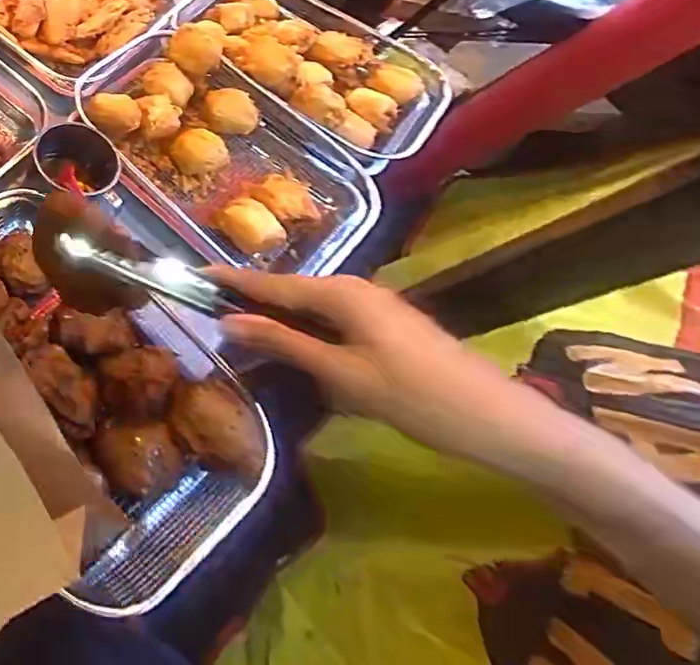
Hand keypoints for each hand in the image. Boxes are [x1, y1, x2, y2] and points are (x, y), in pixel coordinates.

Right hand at [211, 267, 561, 468]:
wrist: (509, 426)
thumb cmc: (419, 398)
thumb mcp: (343, 375)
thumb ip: (283, 342)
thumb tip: (228, 320)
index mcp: (339, 293)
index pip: (269, 283)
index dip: (228, 280)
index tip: (190, 273)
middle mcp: (353, 289)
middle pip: (287, 291)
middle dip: (247, 297)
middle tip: (206, 306)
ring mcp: (373, 305)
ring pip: (309, 306)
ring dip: (275, 316)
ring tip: (237, 325)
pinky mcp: (385, 325)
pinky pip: (330, 318)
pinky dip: (302, 328)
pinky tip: (290, 344)